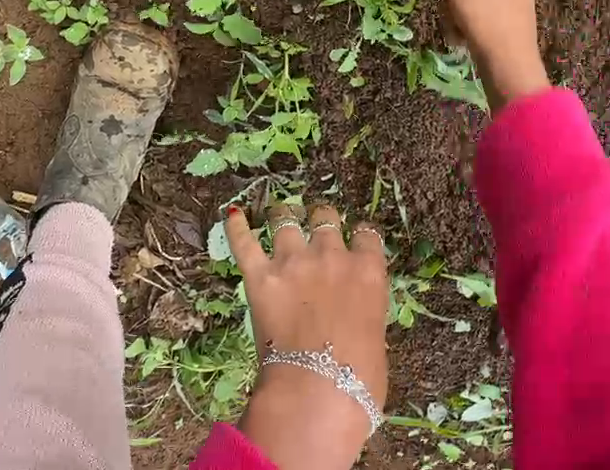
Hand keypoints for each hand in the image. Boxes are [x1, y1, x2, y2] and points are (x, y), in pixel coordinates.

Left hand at [224, 204, 388, 469]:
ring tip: (279, 215)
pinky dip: (237, 227)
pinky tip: (232, 215)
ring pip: (285, 219)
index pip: (367, 234)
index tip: (355, 239)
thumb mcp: (376, 340)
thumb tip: (355, 319)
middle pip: (325, 217)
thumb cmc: (358, 382)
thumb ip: (365, 314)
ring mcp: (293, 262)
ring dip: (283, 217)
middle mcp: (331, 255)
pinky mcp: (260, 276)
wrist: (316, 395)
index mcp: (367, 271)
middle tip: (316, 227)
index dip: (360, 235)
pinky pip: (244, 242)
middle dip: (321, 220)